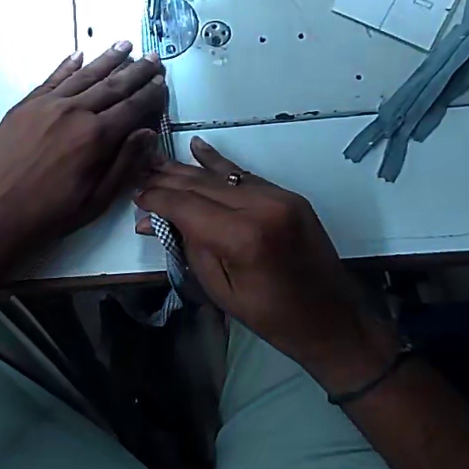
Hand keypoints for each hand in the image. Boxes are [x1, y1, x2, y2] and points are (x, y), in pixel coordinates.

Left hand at [0, 42, 166, 269]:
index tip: (162, 82)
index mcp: (95, 137)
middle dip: (136, 72)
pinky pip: (51, 79)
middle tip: (152, 59)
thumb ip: (125, 163)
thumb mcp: (97, 199)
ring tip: (124, 45)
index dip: (150, 94)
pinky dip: (66, 66)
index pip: (133, 107)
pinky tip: (78, 55)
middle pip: (112, 86)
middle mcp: (73, 113)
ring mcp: (46, 106)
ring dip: (106, 60)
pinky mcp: (24, 107)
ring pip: (83, 76)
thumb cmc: (48, 213)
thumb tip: (147, 133)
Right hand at [134, 137, 391, 384]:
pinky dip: (218, 163)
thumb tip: (152, 221)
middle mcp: (261, 206)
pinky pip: (243, 175)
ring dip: (186, 169)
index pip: (185, 204)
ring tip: (156, 161)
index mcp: (241, 236)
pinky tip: (197, 149)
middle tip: (138, 175)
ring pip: (219, 175)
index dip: (156, 199)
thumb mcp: (218, 288)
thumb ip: (187, 246)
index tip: (135, 197)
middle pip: (199, 184)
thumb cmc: (270, 316)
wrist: (333, 319)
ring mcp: (278, 197)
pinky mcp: (288, 196)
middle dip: (166, 180)